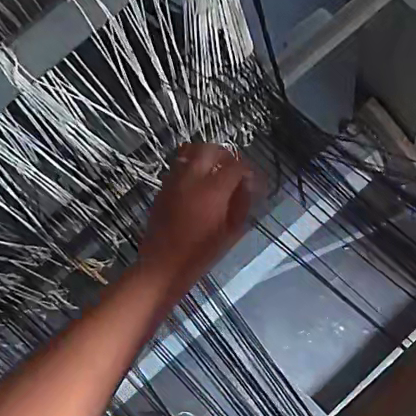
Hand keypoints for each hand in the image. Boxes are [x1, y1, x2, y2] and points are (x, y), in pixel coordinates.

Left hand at [136, 143, 261, 292]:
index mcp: (213, 190)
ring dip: (205, 156)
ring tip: (213, 171)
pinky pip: (178, 166)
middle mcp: (192, 178)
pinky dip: (190, 166)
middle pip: (210, 149)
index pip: (236, 166)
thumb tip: (248, 184)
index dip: (248, 170)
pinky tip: (197, 183)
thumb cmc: (201, 254)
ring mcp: (173, 181)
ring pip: (190, 152)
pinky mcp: (162, 188)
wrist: (163, 266)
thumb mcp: (230, 232)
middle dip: (225, 155)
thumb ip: (242, 203)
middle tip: (233, 168)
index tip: (253, 180)